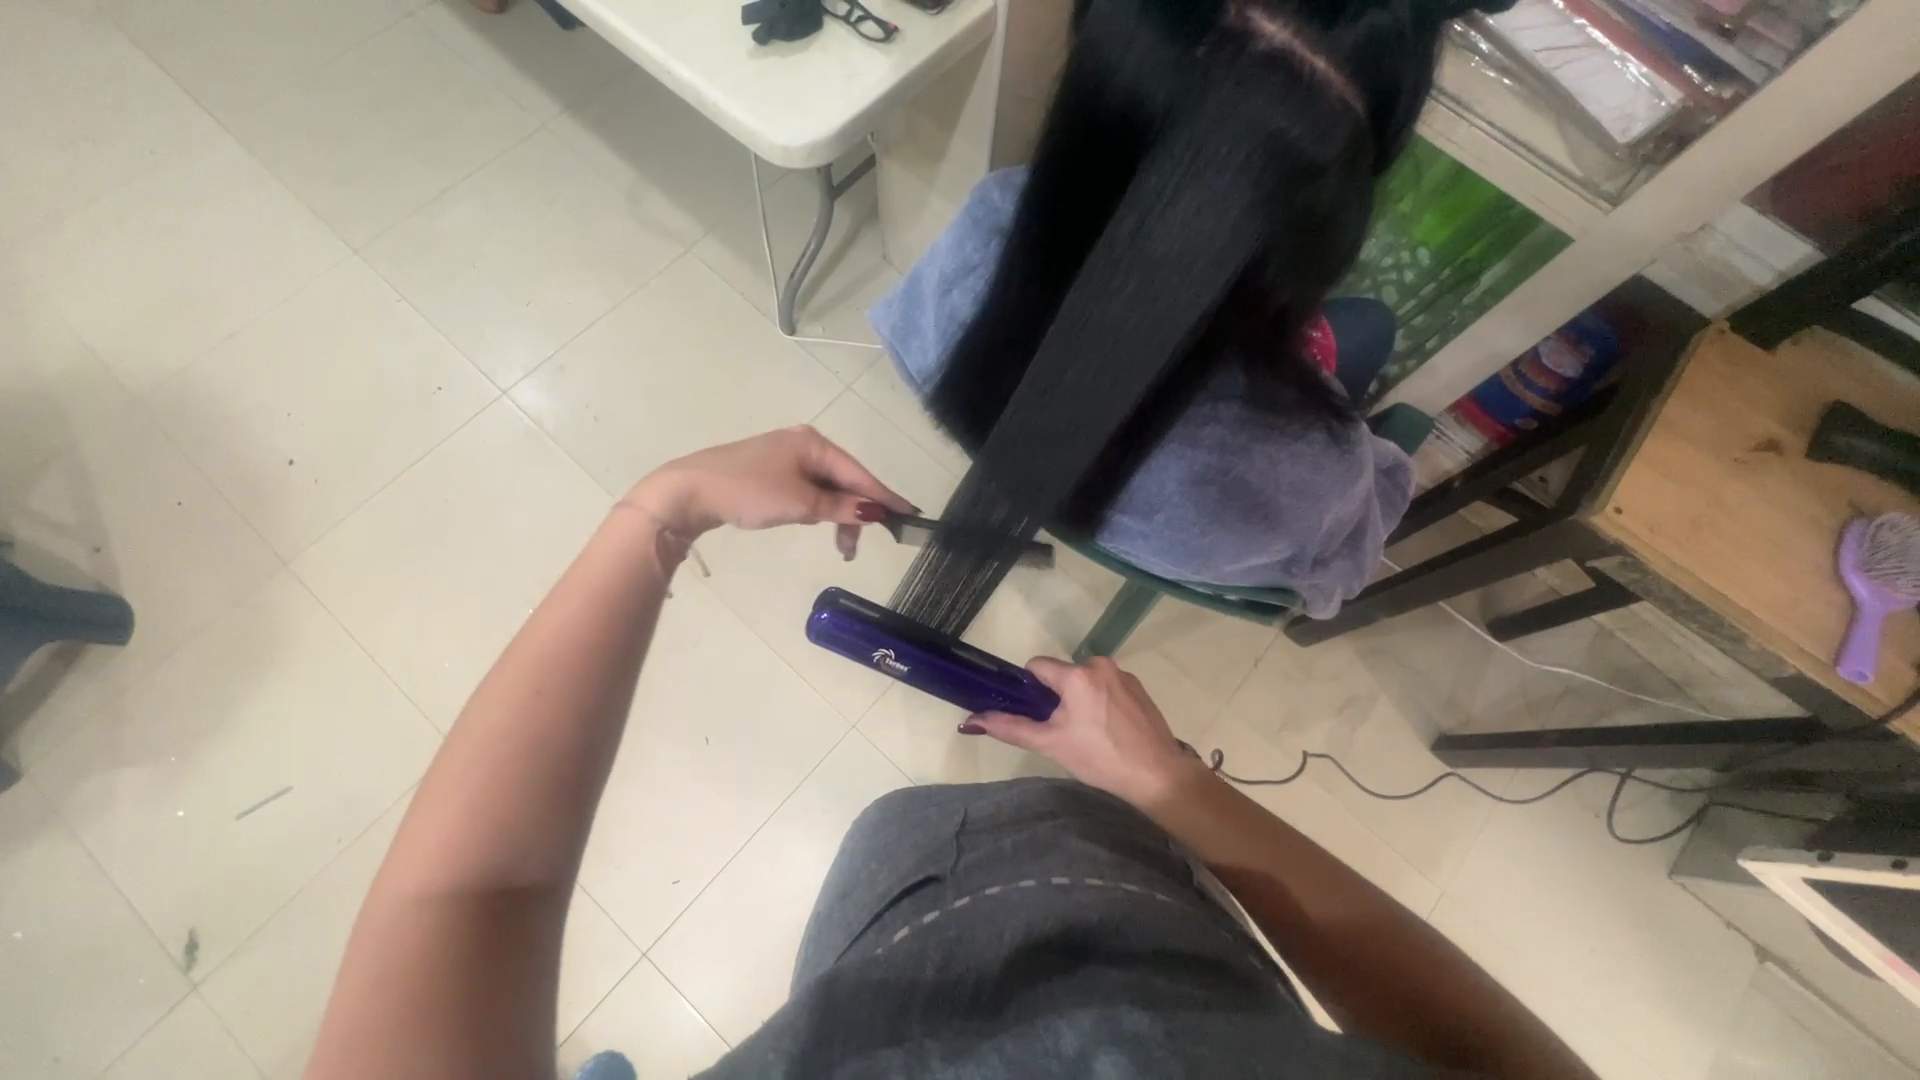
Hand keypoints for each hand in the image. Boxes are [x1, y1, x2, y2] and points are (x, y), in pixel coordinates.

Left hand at [624, 427, 913, 556]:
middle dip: (855, 513)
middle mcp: (804, 444)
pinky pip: (809, 490)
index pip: (859, 473)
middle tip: (855, 547)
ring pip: (827, 488)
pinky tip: (816, 524)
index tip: (910, 514)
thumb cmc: (748, 491)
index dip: (884, 497)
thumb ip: (840, 507)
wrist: (689, 492)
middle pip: (845, 480)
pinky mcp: (772, 472)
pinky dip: (818, 510)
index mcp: (814, 444)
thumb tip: (875, 510)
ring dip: (837, 516)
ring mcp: (786, 457)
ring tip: (839, 547)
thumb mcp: (800, 503)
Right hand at [965, 656, 1210, 808]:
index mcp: (1076, 674)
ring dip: (1080, 700)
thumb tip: (971, 720)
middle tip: (1065, 730)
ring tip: (1090, 733)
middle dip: (1058, 698)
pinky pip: (1107, 687)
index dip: (1031, 689)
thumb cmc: (1099, 758)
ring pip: (1085, 681)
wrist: (1156, 774)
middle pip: (1062, 674)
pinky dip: (1102, 702)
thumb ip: (1010, 727)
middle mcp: (1100, 664)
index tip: (1038, 715)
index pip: (1037, 666)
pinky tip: (1110, 730)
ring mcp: (1123, 674)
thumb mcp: (1050, 743)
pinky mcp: (1139, 687)